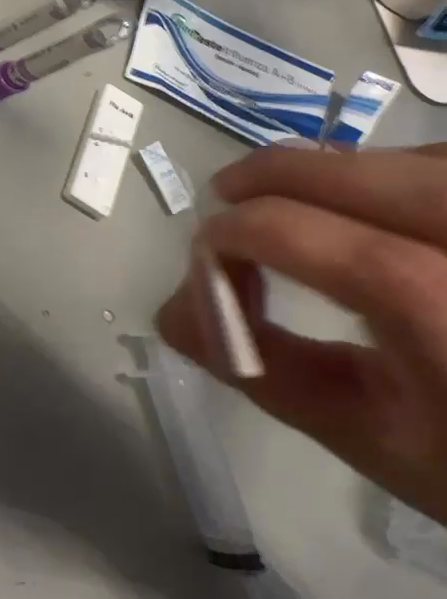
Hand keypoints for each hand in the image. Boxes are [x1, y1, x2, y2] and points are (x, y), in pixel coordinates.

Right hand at [156, 143, 446, 523]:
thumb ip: (262, 367)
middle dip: (275, 175)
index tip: (207, 262)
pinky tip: (390, 209)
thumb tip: (178, 308)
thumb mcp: (369, 437)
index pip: (295, 233)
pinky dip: (411, 174)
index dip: (229, 236)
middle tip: (228, 194)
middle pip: (367, 177)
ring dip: (347, 171)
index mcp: (440, 317)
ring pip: (425, 161)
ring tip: (311, 203)